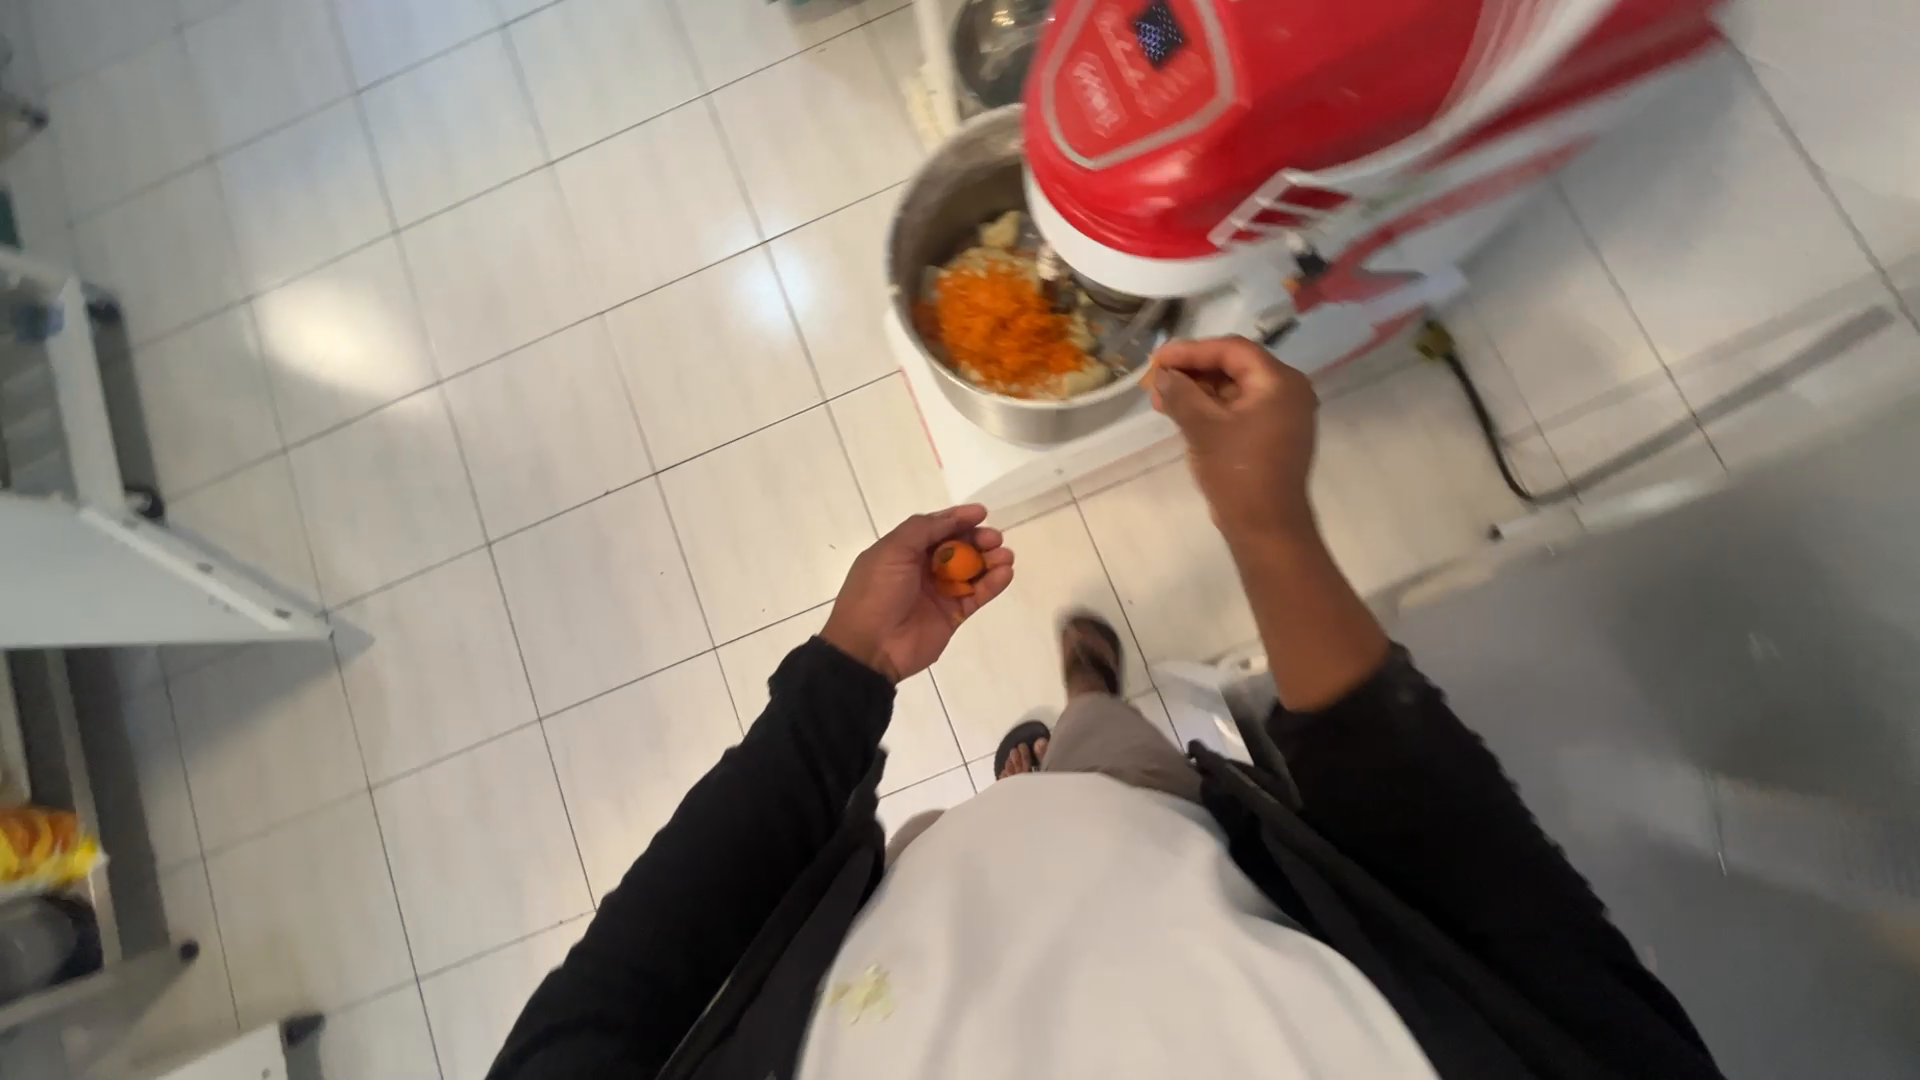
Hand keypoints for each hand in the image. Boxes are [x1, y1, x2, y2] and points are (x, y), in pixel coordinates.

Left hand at [820, 505, 1014, 681]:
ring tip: (1005, 556)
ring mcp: (939, 592)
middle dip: (978, 539)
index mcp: (904, 551)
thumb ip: (924, 529)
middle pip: (958, 547)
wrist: (870, 647)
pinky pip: (977, 595)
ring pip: (971, 570)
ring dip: (990, 560)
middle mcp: (923, 568)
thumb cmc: (876, 592)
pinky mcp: (953, 615)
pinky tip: (1005, 573)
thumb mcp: (892, 550)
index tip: (982, 513)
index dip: (959, 519)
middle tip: (995, 538)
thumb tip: (954, 517)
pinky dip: (993, 583)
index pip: (936, 528)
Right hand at [1148, 336, 1319, 542]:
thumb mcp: (1203, 428)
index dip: (1191, 351)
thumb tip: (1162, 374)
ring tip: (1160, 399)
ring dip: (1196, 392)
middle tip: (1156, 380)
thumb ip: (1180, 394)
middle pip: (1233, 367)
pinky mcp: (1270, 436)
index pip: (1232, 350)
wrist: (1265, 526)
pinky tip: (1180, 414)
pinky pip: (1237, 411)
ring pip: (1233, 390)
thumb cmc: (1238, 472)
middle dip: (1191, 372)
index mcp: (1279, 383)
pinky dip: (1209, 410)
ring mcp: (1280, 415)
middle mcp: (1286, 392)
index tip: (1158, 359)